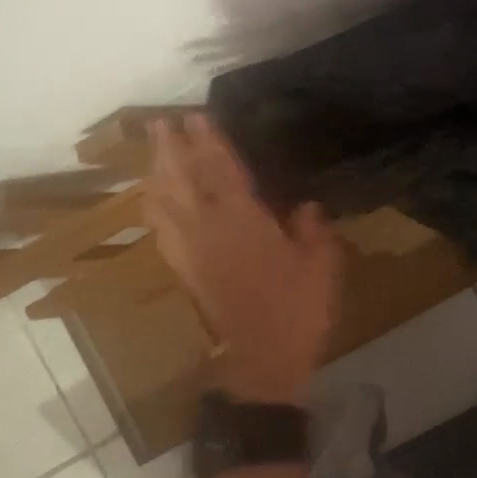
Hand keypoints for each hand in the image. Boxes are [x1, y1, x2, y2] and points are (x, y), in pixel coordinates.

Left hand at [145, 113, 341, 403]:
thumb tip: (305, 206)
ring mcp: (191, 251)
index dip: (209, 143)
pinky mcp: (185, 271)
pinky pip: (161, 228)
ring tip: (155, 152)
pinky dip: (155, 206)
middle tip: (161, 123)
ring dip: (157, 174)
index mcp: (244, 223)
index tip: (196, 116)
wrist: (262, 361)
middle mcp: (209, 231)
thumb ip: (312, 230)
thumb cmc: (297, 309)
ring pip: (164, 203)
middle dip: (171, 150)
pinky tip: (156, 199)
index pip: (221, 173)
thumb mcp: (321, 266)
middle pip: (181, 181)